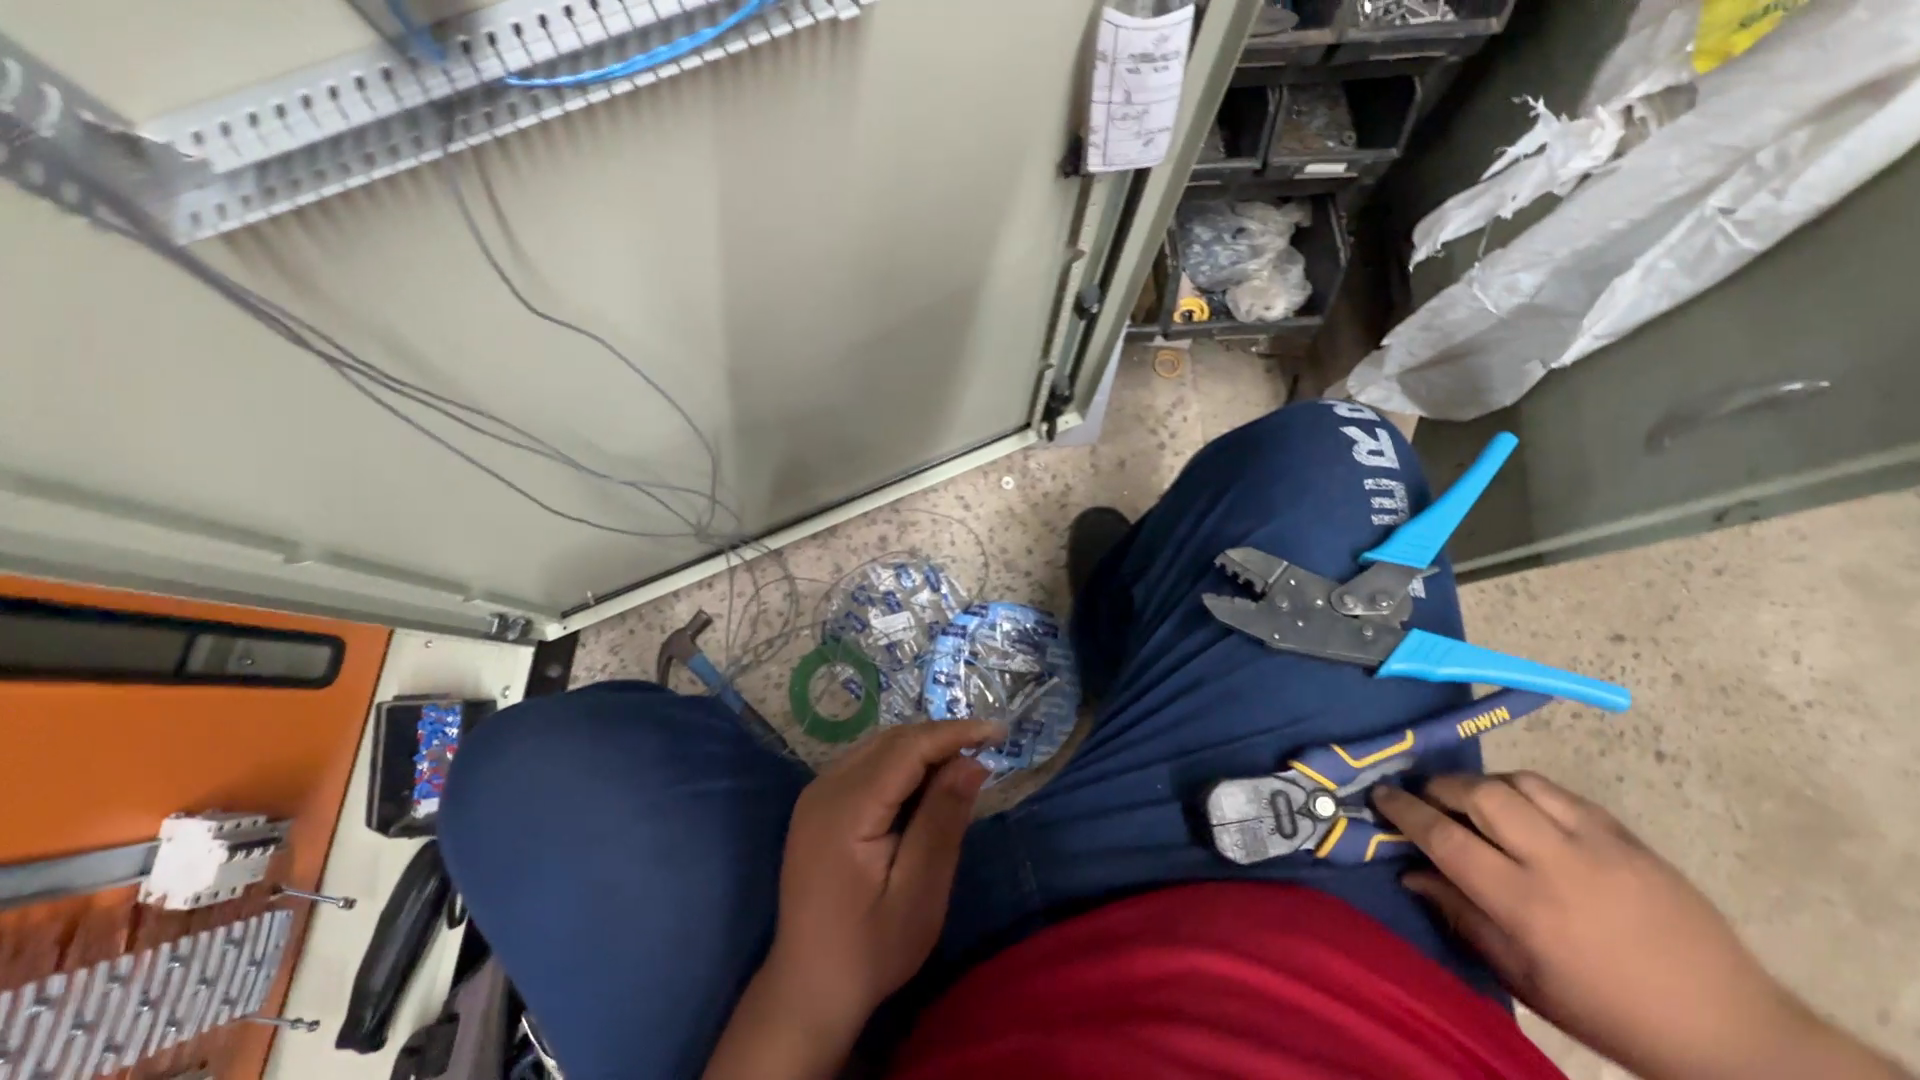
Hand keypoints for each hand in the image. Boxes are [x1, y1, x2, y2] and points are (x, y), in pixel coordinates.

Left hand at [770, 719, 999, 1015]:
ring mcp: (815, 797)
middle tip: (988, 751)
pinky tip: (926, 785)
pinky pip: (864, 766)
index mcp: (845, 809)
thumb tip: (972, 761)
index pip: (906, 748)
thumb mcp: (919, 890)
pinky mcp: (817, 808)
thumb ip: (942, 820)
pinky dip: (901, 765)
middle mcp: (823, 790)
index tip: (999, 733)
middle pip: (890, 741)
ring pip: (876, 749)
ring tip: (965, 765)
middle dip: (940, 737)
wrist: (809, 987)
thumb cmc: (871, 948)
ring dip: (921, 749)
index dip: (954, 733)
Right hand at [1374, 773, 1907, 1079]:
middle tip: (1423, 796)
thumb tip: (1413, 873)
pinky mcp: (1628, 837)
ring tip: (1471, 801)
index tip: (1381, 798)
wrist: (1722, 1023)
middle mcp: (1556, 861)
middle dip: (1441, 787)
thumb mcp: (1523, 977)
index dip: (1405, 812)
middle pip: (1481, 794)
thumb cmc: (1605, 1011)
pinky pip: (1563, 794)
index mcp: (1525, 904)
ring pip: (1522, 782)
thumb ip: (1463, 918)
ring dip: (1485, 784)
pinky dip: (1529, 792)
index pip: (1446, 838)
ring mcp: (1598, 842)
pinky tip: (1524, 811)